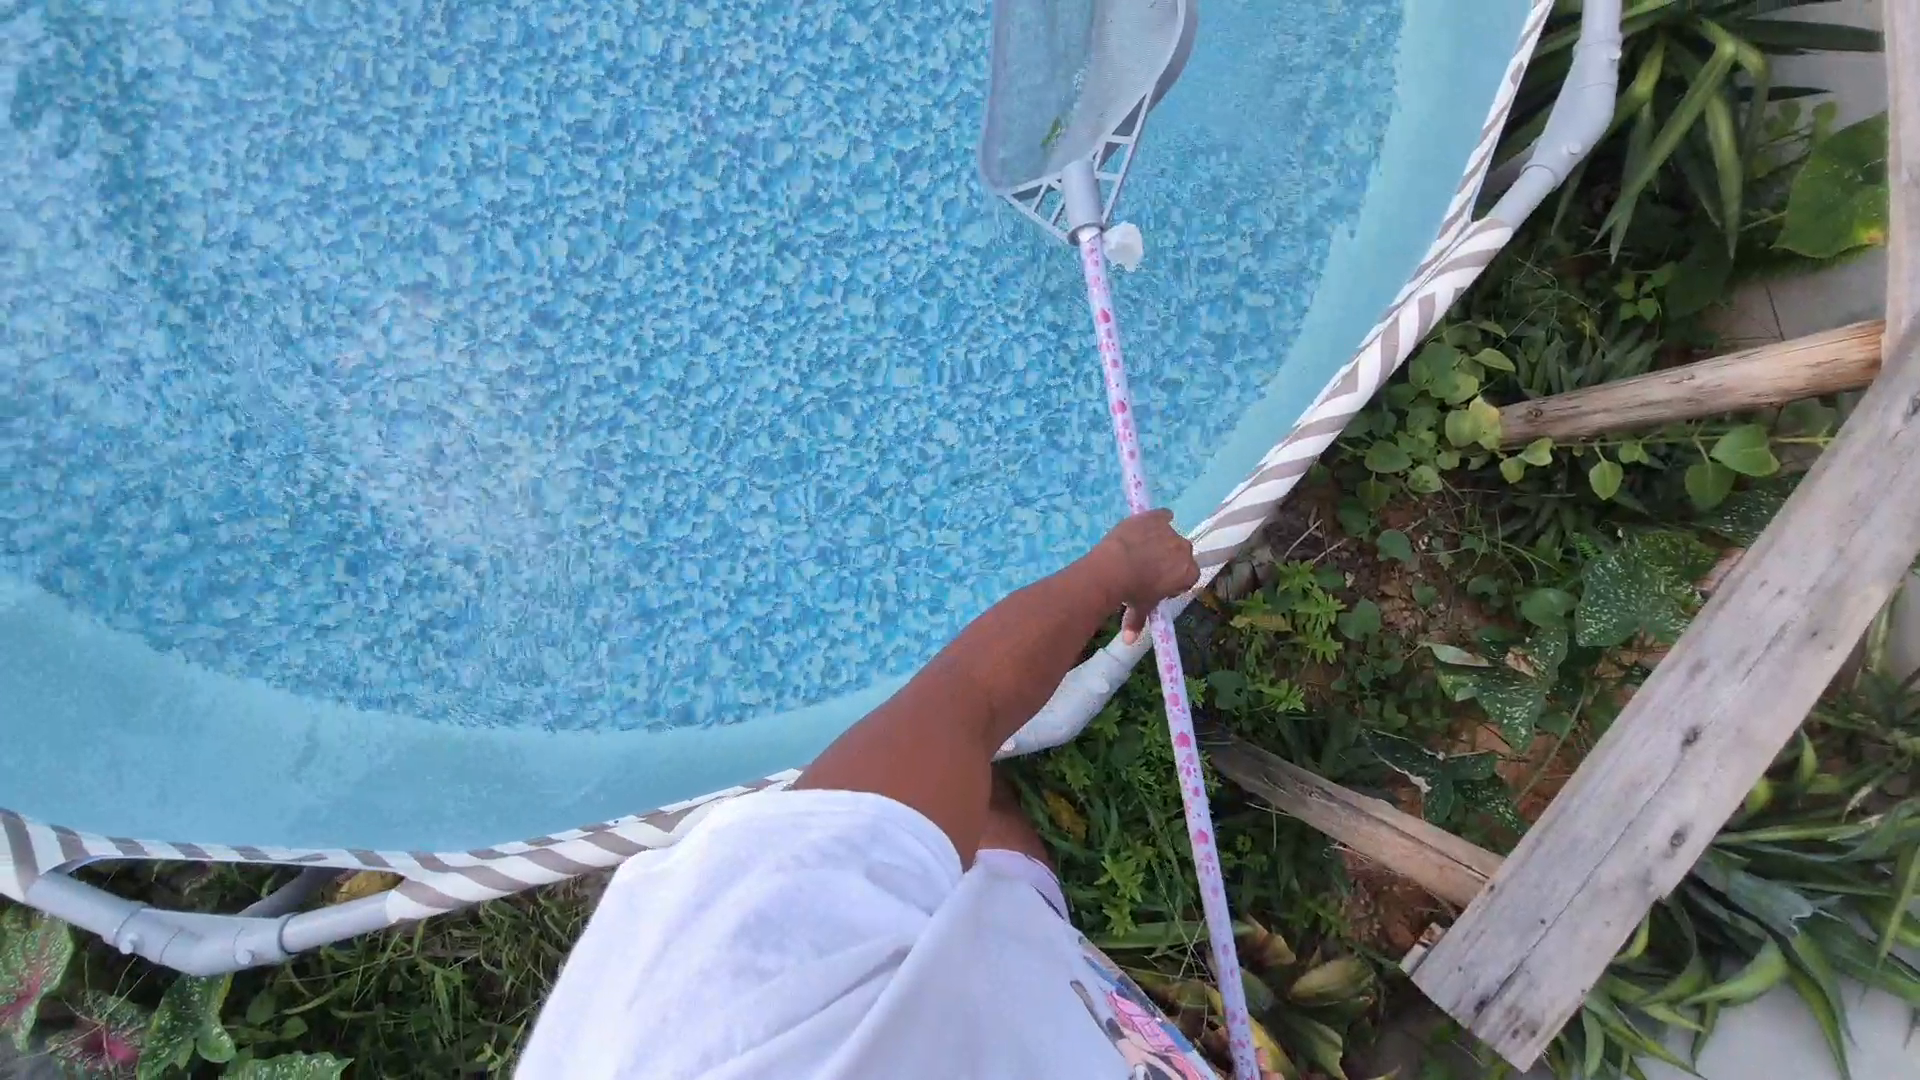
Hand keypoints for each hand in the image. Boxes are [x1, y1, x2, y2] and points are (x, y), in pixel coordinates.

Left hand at [1085, 509, 1198, 644]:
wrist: (1114, 568)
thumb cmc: (1131, 592)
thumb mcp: (1138, 607)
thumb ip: (1137, 621)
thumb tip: (1128, 641)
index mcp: (1188, 572)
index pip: (1188, 575)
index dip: (1173, 579)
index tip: (1157, 584)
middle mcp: (1185, 550)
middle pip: (1179, 554)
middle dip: (1167, 560)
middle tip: (1145, 568)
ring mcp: (1171, 531)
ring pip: (1168, 535)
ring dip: (1158, 541)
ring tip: (1137, 549)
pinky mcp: (1156, 517)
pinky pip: (1163, 516)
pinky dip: (1157, 519)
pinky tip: (1147, 523)